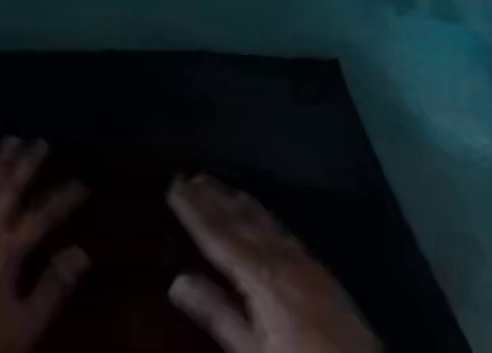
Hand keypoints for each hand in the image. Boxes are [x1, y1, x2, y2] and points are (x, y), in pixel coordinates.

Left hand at [0, 138, 90, 352]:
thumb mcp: (27, 320)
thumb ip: (54, 285)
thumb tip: (81, 253)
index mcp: (10, 248)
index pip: (43, 215)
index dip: (63, 199)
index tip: (81, 185)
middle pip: (11, 188)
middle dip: (28, 164)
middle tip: (41, 142)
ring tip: (10, 141)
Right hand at [166, 174, 384, 352]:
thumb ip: (218, 316)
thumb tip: (177, 281)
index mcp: (264, 280)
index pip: (220, 237)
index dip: (194, 211)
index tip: (173, 187)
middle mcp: (282, 260)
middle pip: (240, 221)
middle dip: (211, 198)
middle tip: (186, 176)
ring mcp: (303, 262)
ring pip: (261, 220)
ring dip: (233, 200)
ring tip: (211, 182)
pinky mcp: (318, 269)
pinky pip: (280, 229)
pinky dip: (259, 213)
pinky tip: (253, 210)